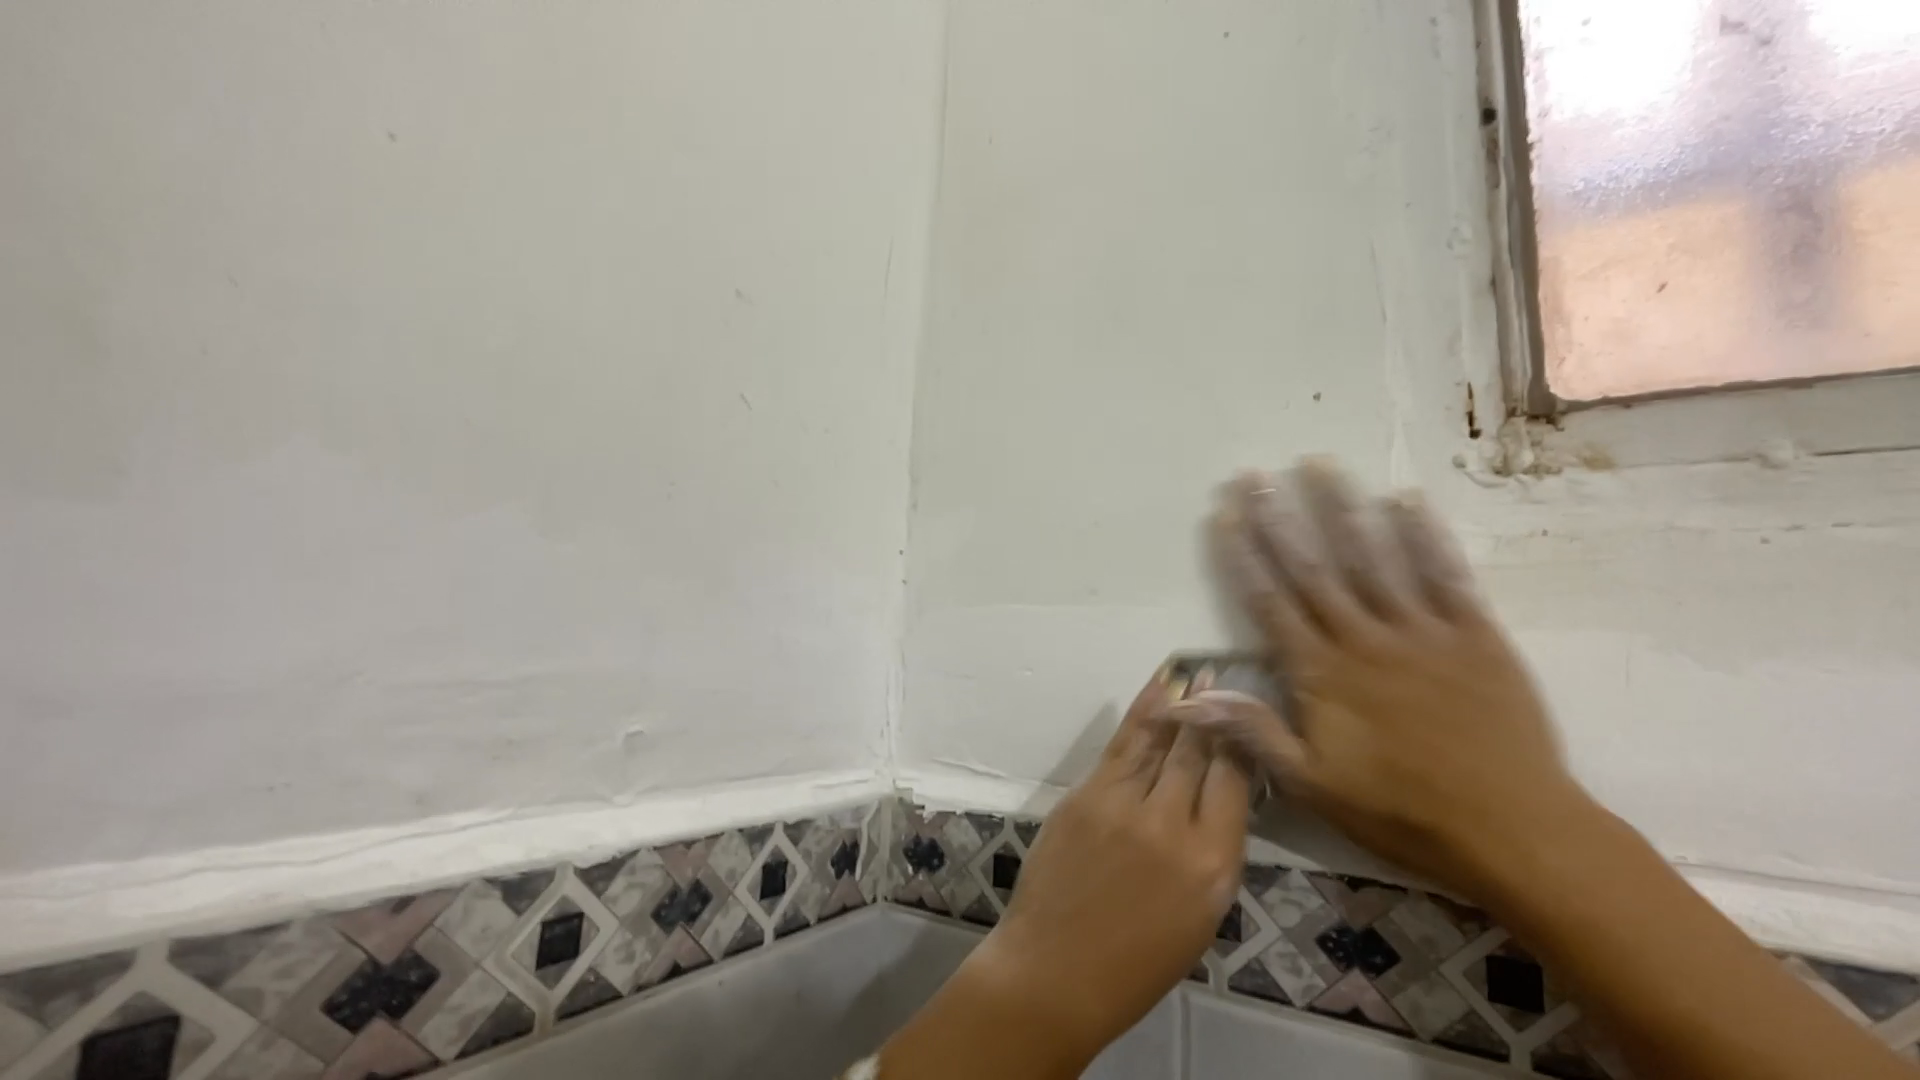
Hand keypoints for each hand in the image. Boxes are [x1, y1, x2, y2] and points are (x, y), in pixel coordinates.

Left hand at [882, 669, 1251, 1077]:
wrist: (1056, 969)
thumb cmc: (1137, 960)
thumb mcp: (1200, 914)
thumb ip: (1212, 851)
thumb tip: (1219, 795)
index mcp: (1213, 865)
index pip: (1236, 783)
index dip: (1242, 744)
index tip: (1248, 718)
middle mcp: (1173, 826)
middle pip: (1201, 754)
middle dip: (1216, 715)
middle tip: (1226, 681)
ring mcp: (1125, 805)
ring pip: (1164, 741)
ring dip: (1183, 705)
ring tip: (1198, 675)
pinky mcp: (1086, 795)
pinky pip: (1124, 743)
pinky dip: (1143, 711)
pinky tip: (1159, 688)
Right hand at [1174, 459, 1601, 901]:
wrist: (1511, 829)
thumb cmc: (1401, 811)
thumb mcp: (1312, 785)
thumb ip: (1253, 731)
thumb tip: (1189, 695)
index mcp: (1322, 674)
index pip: (1271, 603)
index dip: (1244, 557)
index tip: (1224, 515)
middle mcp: (1364, 639)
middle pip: (1314, 569)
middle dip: (1280, 519)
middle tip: (1256, 474)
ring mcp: (1422, 632)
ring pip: (1374, 558)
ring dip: (1343, 510)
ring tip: (1319, 465)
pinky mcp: (1476, 636)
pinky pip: (1446, 576)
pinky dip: (1425, 537)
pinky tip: (1406, 501)